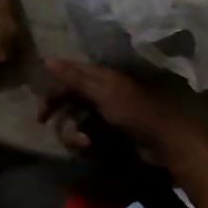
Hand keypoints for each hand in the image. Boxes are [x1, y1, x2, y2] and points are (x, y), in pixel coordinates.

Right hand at [37, 58, 206, 167]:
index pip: (66, 77)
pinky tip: (90, 147)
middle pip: (66, 100)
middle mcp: (99, 93)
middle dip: (58, 113)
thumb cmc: (137, 113)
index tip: (41, 108)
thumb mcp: (104, 92)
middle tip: (45, 124)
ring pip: (73, 120)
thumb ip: (75, 78)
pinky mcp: (107, 133)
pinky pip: (85, 135)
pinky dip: (83, 141)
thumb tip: (47, 60)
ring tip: (83, 143)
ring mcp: (103, 114)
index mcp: (100, 78)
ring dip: (72, 132)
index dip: (51, 91)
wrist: (167, 142)